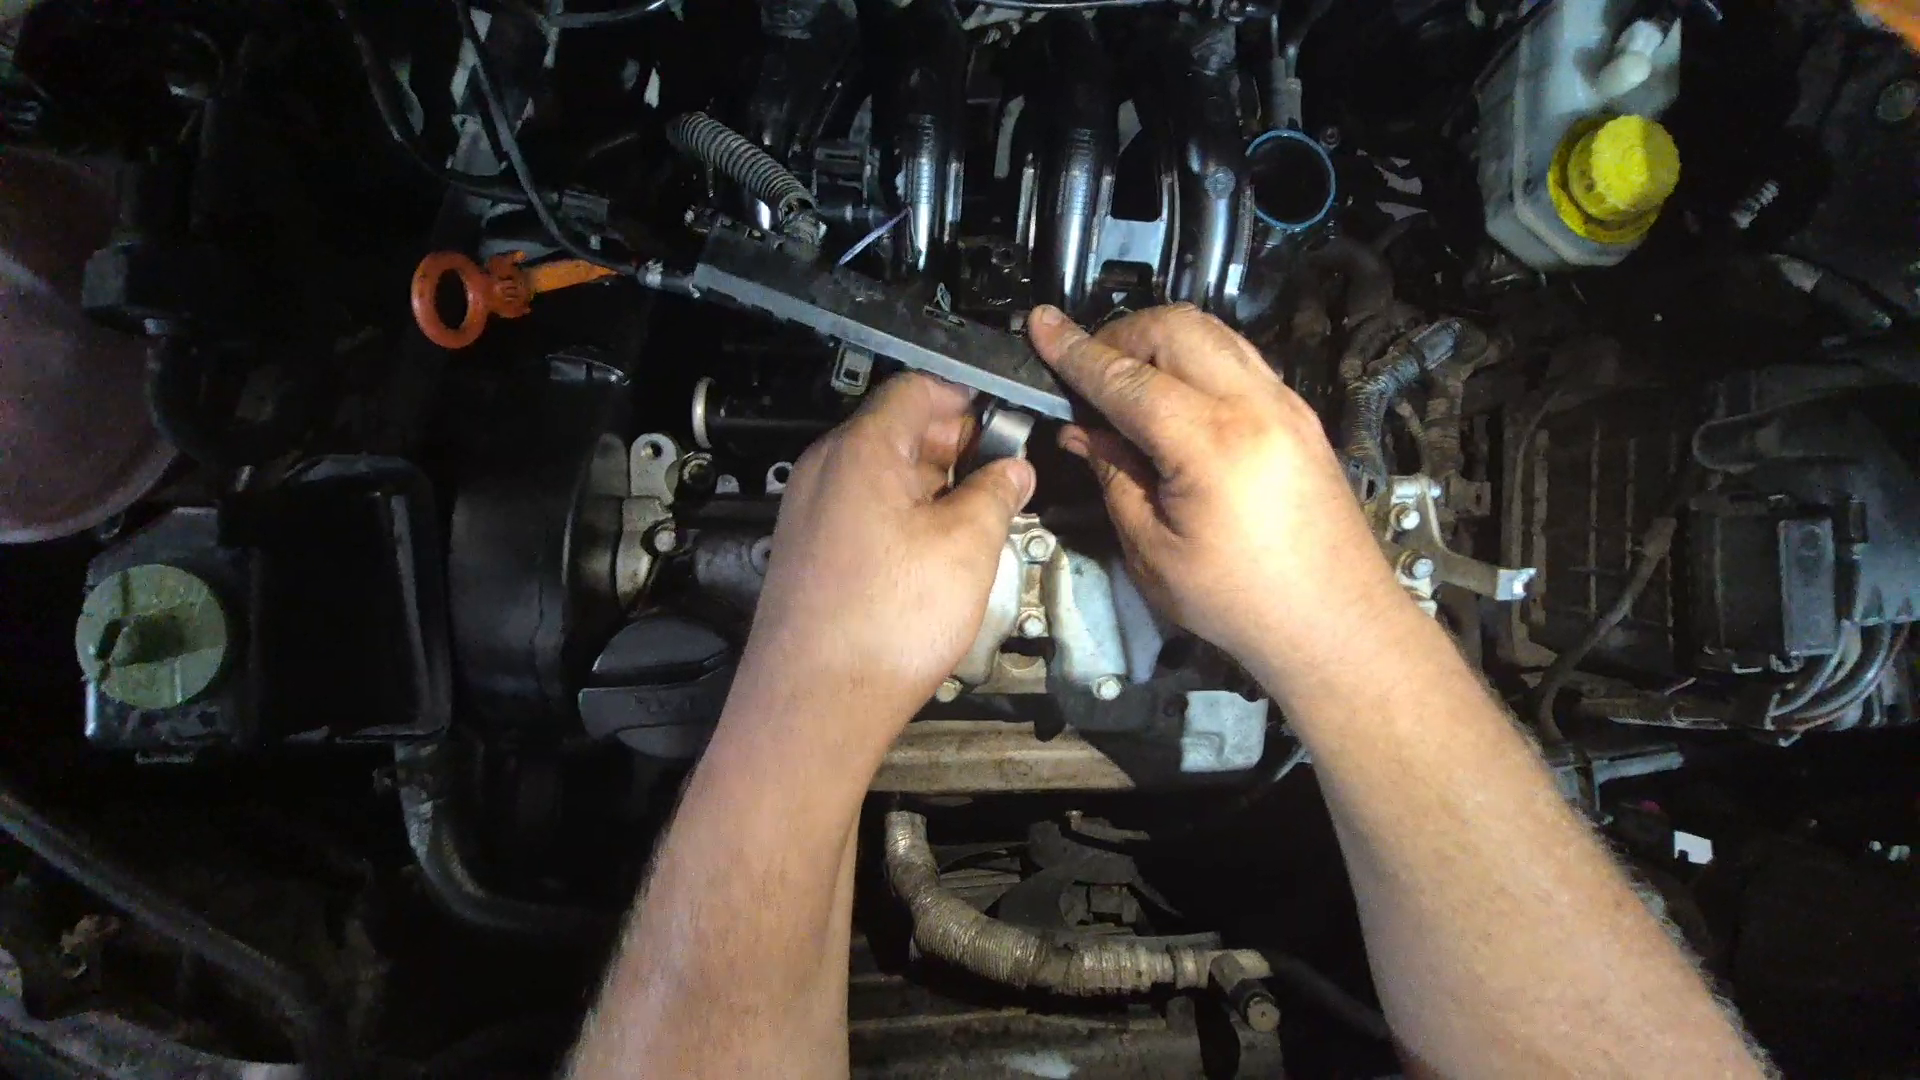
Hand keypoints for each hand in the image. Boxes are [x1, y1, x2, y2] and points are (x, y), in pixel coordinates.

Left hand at [722, 374, 1035, 755]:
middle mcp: (826, 471)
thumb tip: (1013, 470)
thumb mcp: (967, 546)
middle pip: (899, 430)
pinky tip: (935, 554)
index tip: (1004, 425)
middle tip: (1000, 480)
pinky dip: (905, 517)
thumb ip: (997, 492)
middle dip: (956, 448)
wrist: (817, 704)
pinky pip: (864, 511)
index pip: (917, 389)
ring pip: (883, 475)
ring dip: (934, 487)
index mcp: (861, 450)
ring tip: (976, 523)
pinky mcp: (811, 552)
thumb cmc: (885, 623)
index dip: (968, 400)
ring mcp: (812, 512)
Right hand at [1027, 303, 1402, 674]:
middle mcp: (1255, 405)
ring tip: (1124, 379)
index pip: (1127, 378)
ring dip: (1158, 340)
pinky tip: (1171, 397)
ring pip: (1211, 333)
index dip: (1076, 352)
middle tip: (1085, 371)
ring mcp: (1284, 404)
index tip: (1042, 326)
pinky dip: (1193, 358)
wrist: (1336, 623)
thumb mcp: (1152, 550)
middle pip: (1175, 328)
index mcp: (1212, 443)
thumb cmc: (1240, 601)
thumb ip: (1113, 477)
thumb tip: (1081, 430)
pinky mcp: (1298, 414)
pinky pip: (1236, 358)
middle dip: (1119, 334)